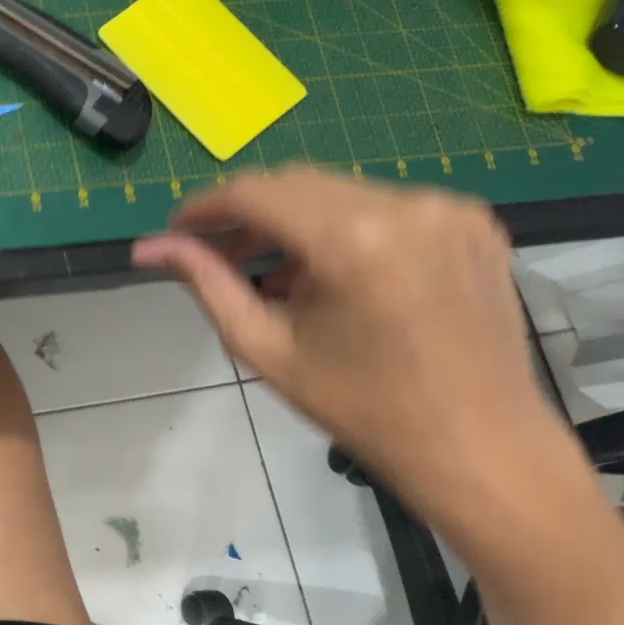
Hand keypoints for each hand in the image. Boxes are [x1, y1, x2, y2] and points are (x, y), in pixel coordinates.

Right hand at [133, 168, 556, 498]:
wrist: (477, 441)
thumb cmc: (357, 404)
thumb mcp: (262, 345)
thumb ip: (205, 282)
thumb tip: (147, 248)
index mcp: (352, 242)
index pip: (255, 192)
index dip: (205, 206)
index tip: (175, 231)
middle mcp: (406, 207)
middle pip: (295, 183)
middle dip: (245, 212)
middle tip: (212, 253)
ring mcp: (448, 210)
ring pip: (338, 191)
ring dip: (291, 220)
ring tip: (270, 272)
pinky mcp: (472, 222)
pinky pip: (383, 205)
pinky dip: (340, 227)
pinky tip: (326, 274)